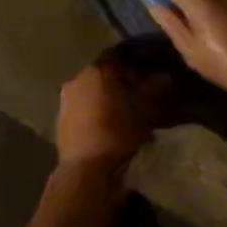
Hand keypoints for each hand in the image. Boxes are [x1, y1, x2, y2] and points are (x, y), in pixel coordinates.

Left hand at [55, 52, 166, 168]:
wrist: (87, 169)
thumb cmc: (118, 131)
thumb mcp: (145, 109)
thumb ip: (155, 88)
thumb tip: (165, 76)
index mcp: (96, 70)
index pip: (118, 57)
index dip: (136, 66)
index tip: (149, 78)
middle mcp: (77, 79)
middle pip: (104, 76)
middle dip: (121, 84)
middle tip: (140, 98)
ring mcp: (66, 101)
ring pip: (93, 94)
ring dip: (108, 101)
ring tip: (126, 116)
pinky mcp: (61, 122)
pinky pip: (84, 111)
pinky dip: (96, 115)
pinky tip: (109, 129)